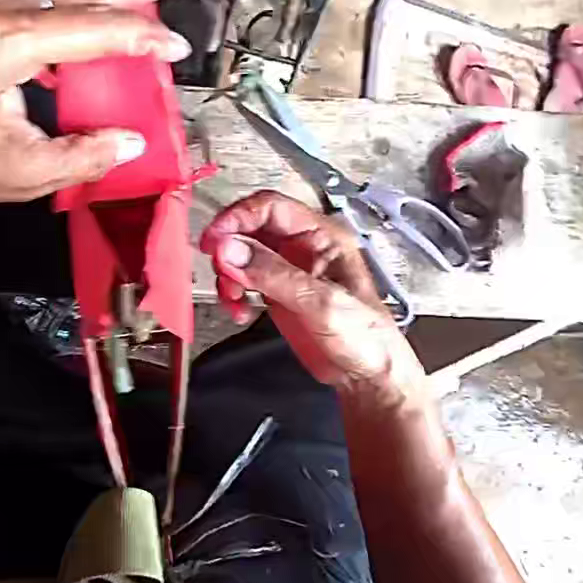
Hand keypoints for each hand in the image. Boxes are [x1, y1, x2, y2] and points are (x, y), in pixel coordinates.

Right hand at [200, 191, 426, 399]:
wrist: (367, 374)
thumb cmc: (365, 337)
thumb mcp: (320, 302)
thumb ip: (273, 274)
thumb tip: (230, 249)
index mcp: (323, 236)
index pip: (270, 208)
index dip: (237, 218)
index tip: (215, 240)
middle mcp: (304, 247)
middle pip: (250, 229)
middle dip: (228, 249)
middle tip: (220, 272)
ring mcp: (289, 269)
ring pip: (241, 254)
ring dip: (228, 274)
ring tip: (233, 298)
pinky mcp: (278, 292)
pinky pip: (243, 280)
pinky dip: (232, 292)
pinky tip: (239, 309)